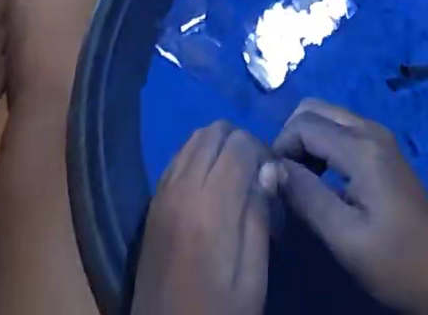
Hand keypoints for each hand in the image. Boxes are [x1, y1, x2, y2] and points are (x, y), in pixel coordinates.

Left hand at [133, 122, 274, 314]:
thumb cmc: (217, 313)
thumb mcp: (252, 280)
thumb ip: (259, 218)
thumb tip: (269, 169)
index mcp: (210, 206)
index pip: (239, 144)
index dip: (262, 151)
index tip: (275, 176)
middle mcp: (182, 186)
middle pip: (214, 131)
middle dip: (241, 142)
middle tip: (257, 174)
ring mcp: (163, 189)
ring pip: (194, 137)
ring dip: (219, 145)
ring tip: (237, 177)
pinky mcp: (153, 198)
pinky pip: (178, 155)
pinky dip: (198, 155)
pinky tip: (211, 184)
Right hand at [274, 100, 427, 314]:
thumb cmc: (398, 263)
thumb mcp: (345, 238)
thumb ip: (305, 196)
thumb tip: (269, 167)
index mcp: (362, 147)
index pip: (303, 124)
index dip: (280, 148)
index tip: (275, 182)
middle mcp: (370, 129)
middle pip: (312, 108)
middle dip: (291, 137)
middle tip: (286, 178)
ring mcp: (379, 137)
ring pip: (325, 115)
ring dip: (305, 140)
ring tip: (301, 182)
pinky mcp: (383, 149)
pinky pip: (339, 128)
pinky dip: (321, 143)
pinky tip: (323, 180)